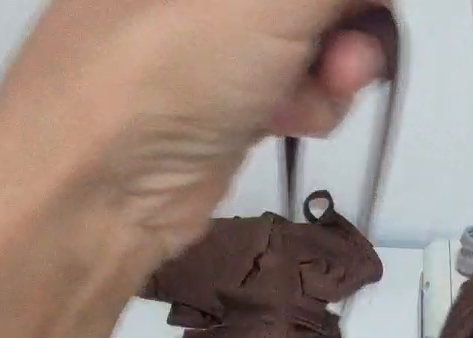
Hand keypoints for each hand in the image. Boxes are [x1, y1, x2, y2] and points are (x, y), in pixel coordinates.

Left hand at [0, 0, 388, 269]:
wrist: (104, 185)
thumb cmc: (175, 62)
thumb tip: (368, 4)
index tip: (364, 13)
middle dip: (349, 19)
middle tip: (347, 58)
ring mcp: (220, 34)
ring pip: (319, 35)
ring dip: (337, 67)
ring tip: (315, 94)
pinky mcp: (231, 95)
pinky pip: (298, 84)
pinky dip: (309, 103)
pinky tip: (290, 120)